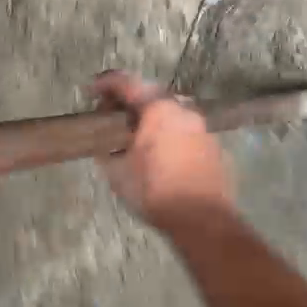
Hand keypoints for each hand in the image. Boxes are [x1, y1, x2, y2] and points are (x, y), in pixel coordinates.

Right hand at [94, 70, 234, 231]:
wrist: (204, 224)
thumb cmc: (154, 191)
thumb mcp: (116, 170)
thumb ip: (107, 148)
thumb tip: (106, 144)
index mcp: (158, 109)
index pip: (126, 82)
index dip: (104, 83)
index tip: (90, 91)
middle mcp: (184, 111)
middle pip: (151, 93)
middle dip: (129, 100)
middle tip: (112, 114)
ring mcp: (204, 129)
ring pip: (172, 112)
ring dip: (151, 116)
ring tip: (136, 134)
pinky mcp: (216, 149)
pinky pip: (186, 131)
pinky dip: (169, 133)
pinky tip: (160, 153)